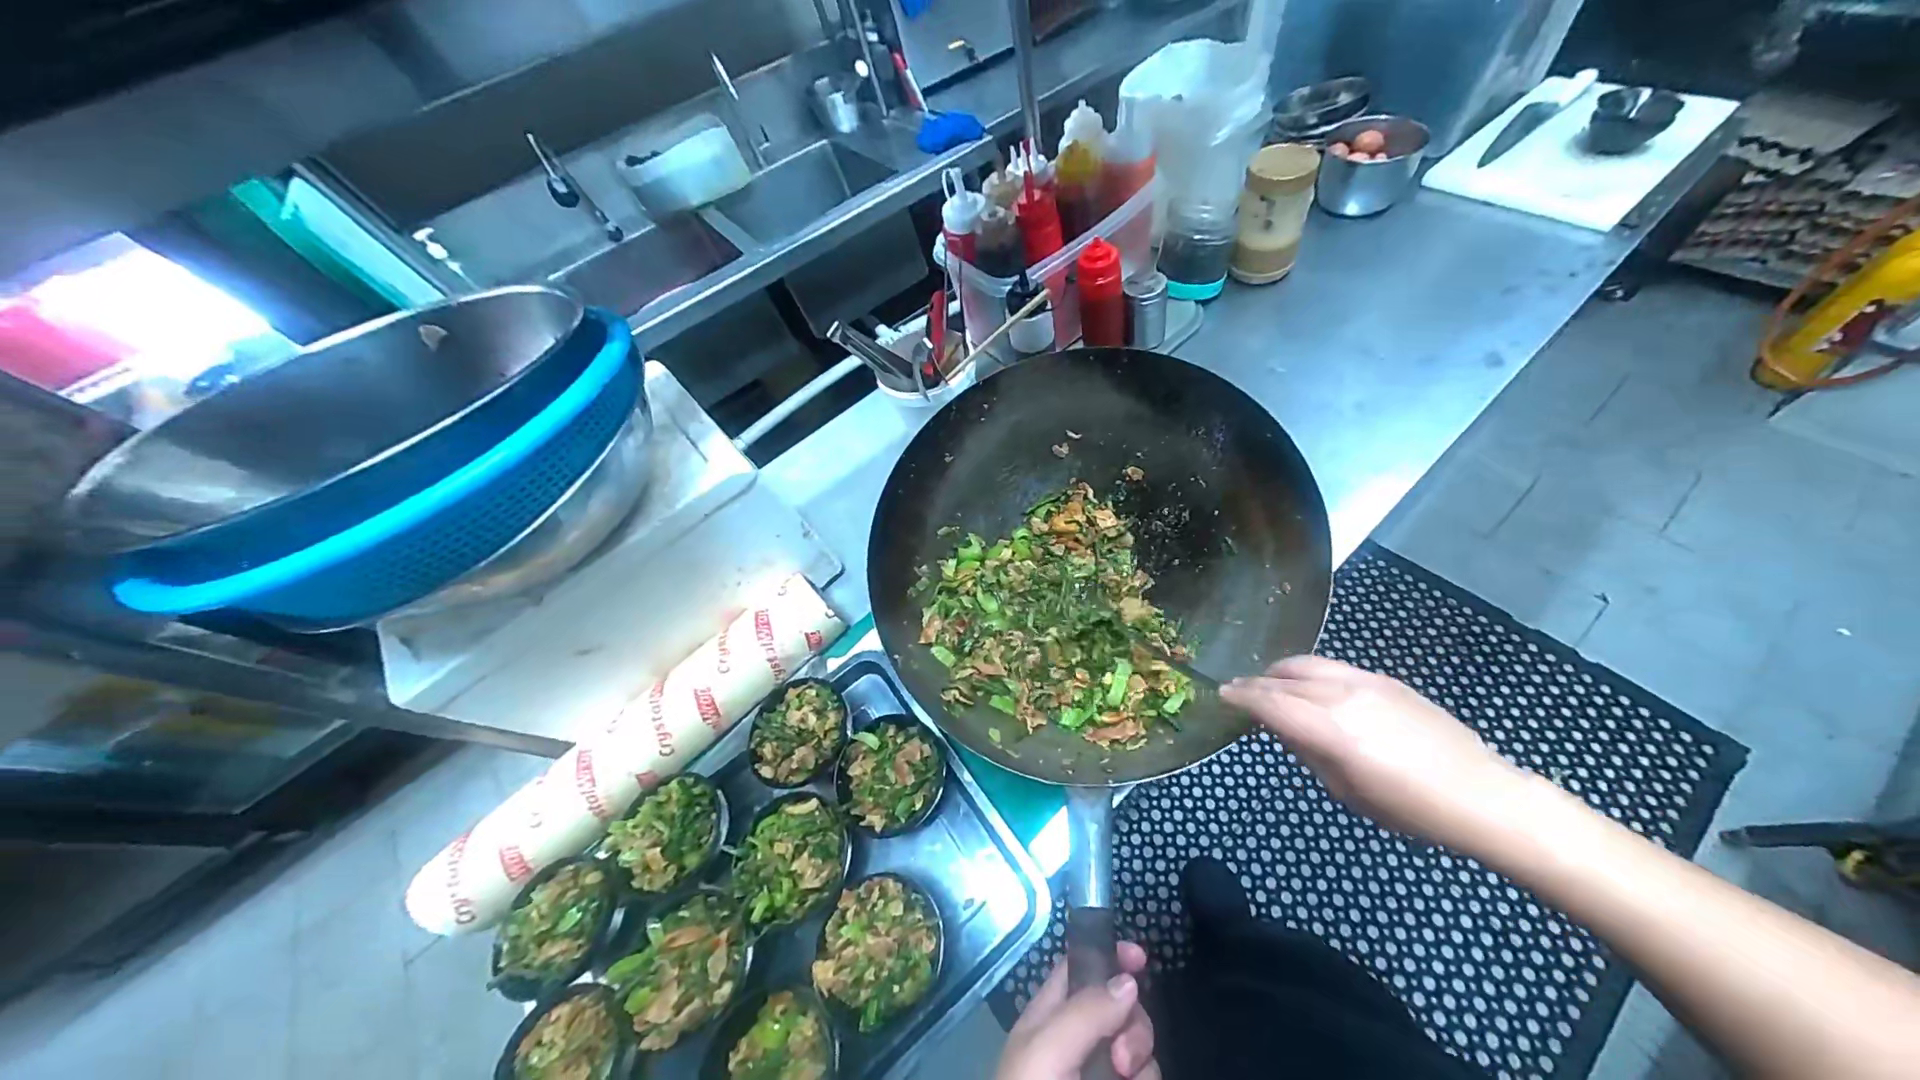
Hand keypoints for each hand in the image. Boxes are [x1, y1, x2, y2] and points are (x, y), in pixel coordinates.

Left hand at [997, 941, 1157, 1079]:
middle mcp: (1077, 1042)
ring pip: (1140, 1050)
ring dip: (1143, 1064)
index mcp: (1048, 1017)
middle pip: (1121, 1007)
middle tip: (1122, 1062)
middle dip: (1133, 1026)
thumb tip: (1128, 979)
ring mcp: (1100, 1076)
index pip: (1079, 967)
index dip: (1109, 956)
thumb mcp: (1044, 1053)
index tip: (1139, 959)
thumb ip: (1084, 1012)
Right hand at [1220, 655, 1533, 850]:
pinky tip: (1311, 687)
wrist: (1484, 796)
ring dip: (1281, 673)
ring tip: (1271, 685)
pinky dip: (1309, 673)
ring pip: (1308, 665)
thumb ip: (1307, 751)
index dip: (1241, 697)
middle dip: (1256, 684)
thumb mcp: (1346, 791)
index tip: (1221, 695)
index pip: (1270, 702)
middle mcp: (1343, 695)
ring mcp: (1366, 682)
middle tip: (1239, 691)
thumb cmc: (1410, 809)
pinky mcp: (1387, 680)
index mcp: (1330, 729)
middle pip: (1283, 679)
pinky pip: (1334, 667)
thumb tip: (1282, 727)